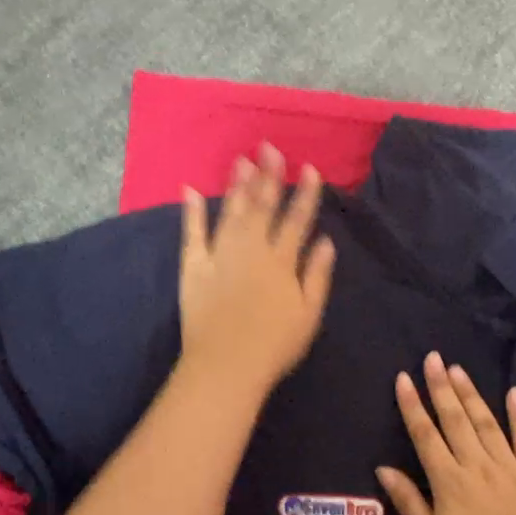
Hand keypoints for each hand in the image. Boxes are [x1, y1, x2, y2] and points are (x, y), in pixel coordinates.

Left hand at [178, 144, 336, 395]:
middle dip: (268, 176)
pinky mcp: (194, 268)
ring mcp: (220, 257)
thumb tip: (326, 240)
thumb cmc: (274, 346)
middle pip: (262, 207)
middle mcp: (251, 251)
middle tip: (269, 147)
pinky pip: (193, 235)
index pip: (297, 220)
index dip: (305, 193)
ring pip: (231, 213)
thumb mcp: (309, 315)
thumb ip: (317, 275)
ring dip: (237, 185)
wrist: (226, 367)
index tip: (309, 167)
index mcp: (281, 262)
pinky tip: (189, 189)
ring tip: (241, 159)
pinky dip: (191, 212)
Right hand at [377, 352, 515, 514]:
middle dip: (441, 387)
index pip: (426, 436)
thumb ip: (410, 503)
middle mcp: (479, 467)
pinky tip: (513, 393)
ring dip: (472, 394)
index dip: (413, 405)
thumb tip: (385, 468)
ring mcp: (511, 469)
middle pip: (456, 420)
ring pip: (487, 423)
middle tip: (433, 358)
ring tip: (459, 369)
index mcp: (449, 483)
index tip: (404, 378)